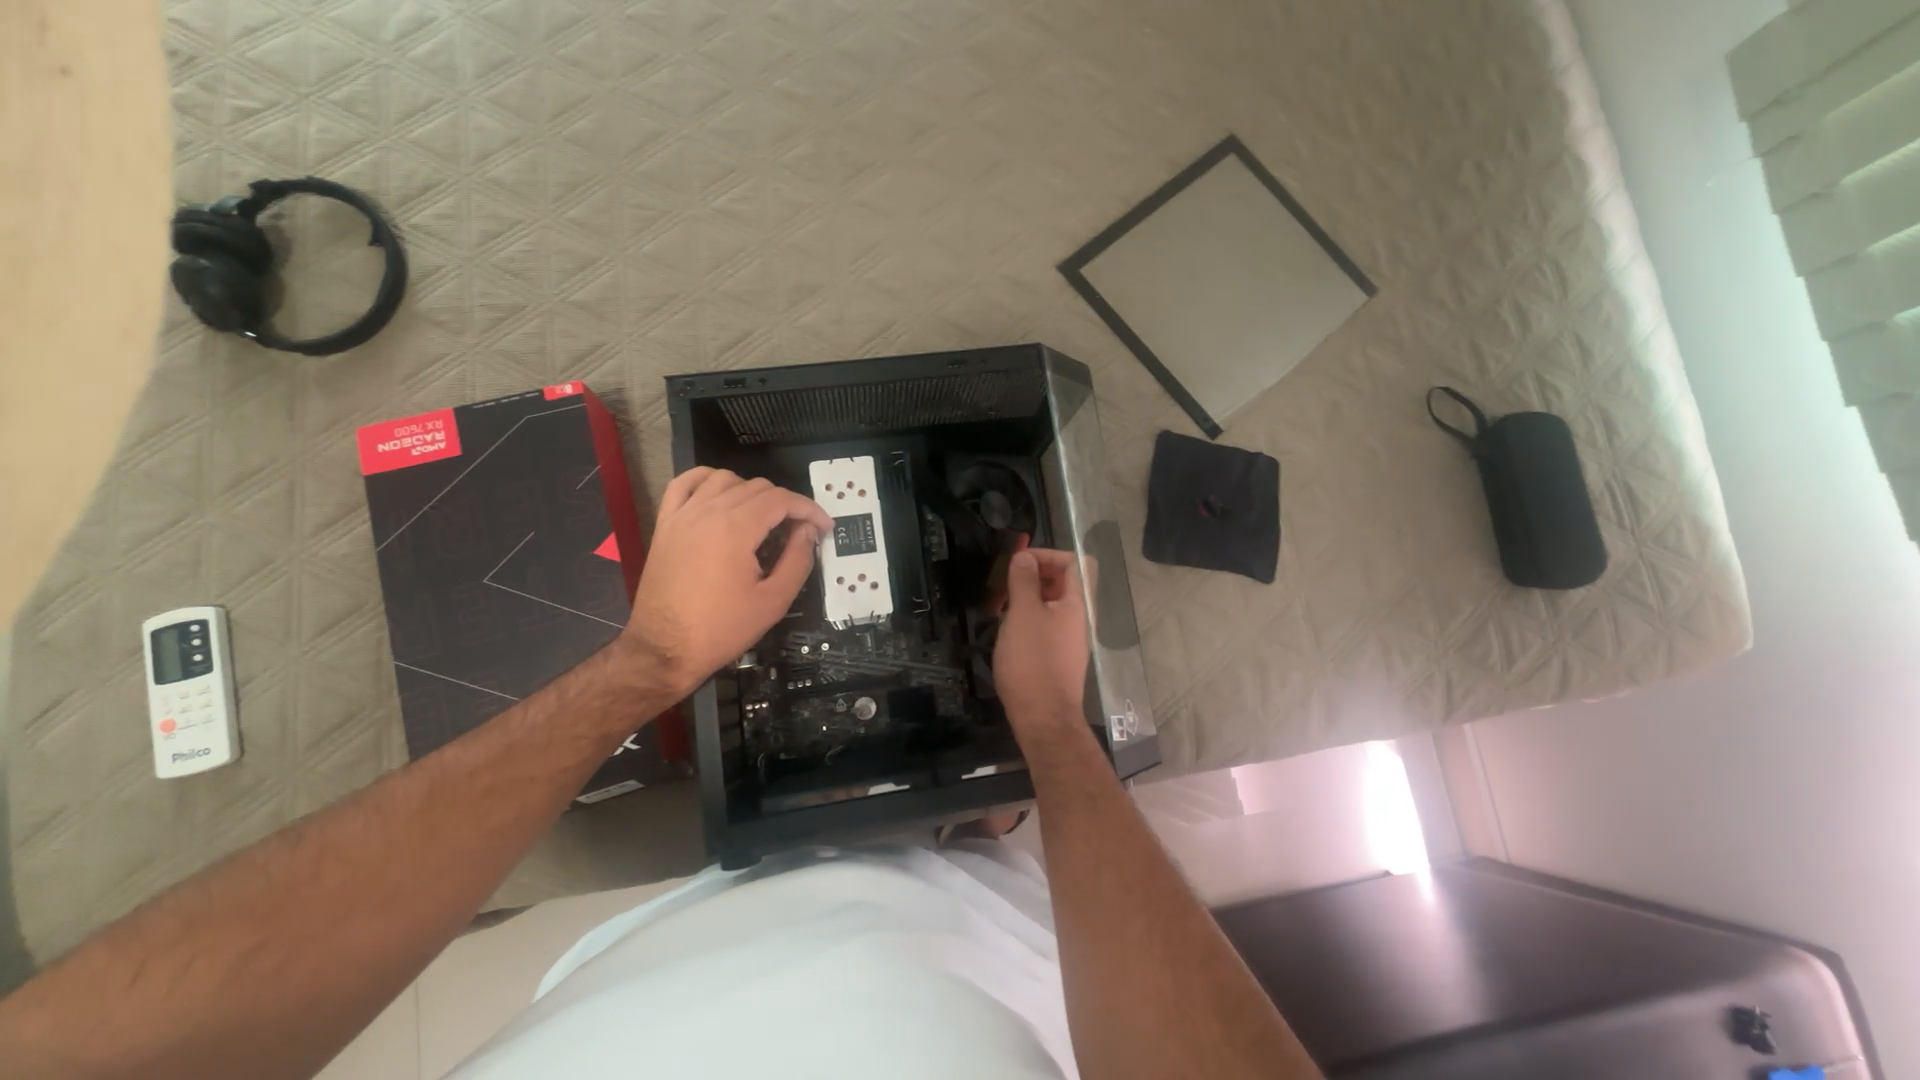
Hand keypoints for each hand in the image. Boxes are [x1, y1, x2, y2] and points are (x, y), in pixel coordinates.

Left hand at [622, 467, 832, 699]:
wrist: (665, 649)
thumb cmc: (721, 630)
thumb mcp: (773, 601)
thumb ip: (797, 560)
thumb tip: (809, 532)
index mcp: (736, 528)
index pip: (781, 499)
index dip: (809, 509)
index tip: (824, 528)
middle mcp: (708, 511)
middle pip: (757, 487)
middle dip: (786, 504)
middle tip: (800, 531)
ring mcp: (682, 515)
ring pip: (724, 479)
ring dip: (751, 491)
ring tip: (763, 517)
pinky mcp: (665, 524)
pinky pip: (684, 484)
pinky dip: (706, 480)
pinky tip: (721, 495)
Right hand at [993, 548, 1090, 731]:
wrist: (1043, 718)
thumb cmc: (1032, 661)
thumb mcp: (1023, 614)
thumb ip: (1024, 581)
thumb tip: (1025, 556)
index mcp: (1076, 603)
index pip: (1074, 562)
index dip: (1048, 554)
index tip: (1018, 563)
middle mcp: (1078, 618)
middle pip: (1062, 583)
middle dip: (1032, 576)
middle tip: (1004, 585)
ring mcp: (1069, 640)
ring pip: (1050, 606)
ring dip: (1026, 600)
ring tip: (999, 609)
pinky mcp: (1058, 658)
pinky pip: (1045, 627)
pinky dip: (1026, 621)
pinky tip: (1006, 633)